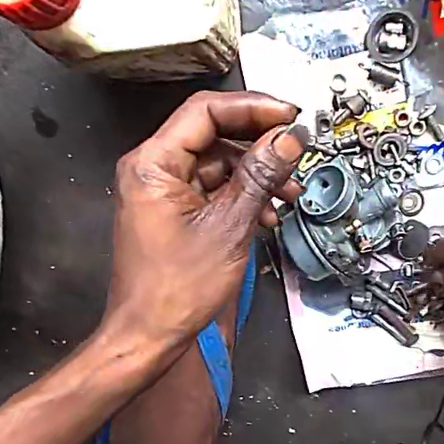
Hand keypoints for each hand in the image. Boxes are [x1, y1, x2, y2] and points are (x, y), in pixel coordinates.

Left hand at [103, 90, 306, 350]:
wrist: (149, 335)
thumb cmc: (173, 292)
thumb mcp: (229, 227)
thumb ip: (260, 176)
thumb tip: (287, 139)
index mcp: (153, 164)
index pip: (206, 112)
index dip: (253, 108)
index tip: (288, 116)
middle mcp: (152, 170)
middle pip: (214, 134)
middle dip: (259, 144)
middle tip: (294, 151)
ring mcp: (163, 190)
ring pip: (218, 163)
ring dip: (257, 175)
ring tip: (288, 193)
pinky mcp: (174, 210)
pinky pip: (214, 188)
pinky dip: (243, 196)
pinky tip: (267, 213)